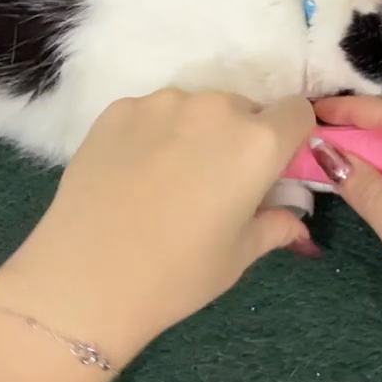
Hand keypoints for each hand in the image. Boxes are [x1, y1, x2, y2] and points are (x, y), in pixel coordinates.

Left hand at [0, 89, 316, 363]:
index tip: (272, 168)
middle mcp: (215, 108)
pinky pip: (153, 113)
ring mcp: (162, 103)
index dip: (290, 138)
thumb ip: (275, 225)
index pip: (297, 112)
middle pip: (245, 108)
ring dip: (195, 132)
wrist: (83, 279)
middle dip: (240, 138)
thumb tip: (293, 218)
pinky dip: (154, 134)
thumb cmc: (176, 275)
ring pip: (196, 108)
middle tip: (216, 183)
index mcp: (257, 143)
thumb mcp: (238, 257)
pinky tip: (134, 174)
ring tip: (168, 179)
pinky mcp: (119, 108)